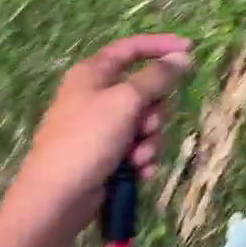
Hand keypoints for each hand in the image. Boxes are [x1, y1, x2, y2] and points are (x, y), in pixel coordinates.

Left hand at [8, 34, 192, 220]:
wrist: (54, 201)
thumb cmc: (87, 139)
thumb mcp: (127, 101)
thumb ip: (158, 76)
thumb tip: (182, 56)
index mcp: (93, 73)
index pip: (133, 47)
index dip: (162, 45)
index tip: (191, 48)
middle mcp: (96, 95)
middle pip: (144, 88)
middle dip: (155, 110)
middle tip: (149, 124)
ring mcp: (100, 126)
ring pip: (145, 120)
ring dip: (150, 139)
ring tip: (139, 157)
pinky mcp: (105, 153)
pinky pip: (137, 144)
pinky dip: (142, 156)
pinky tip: (139, 170)